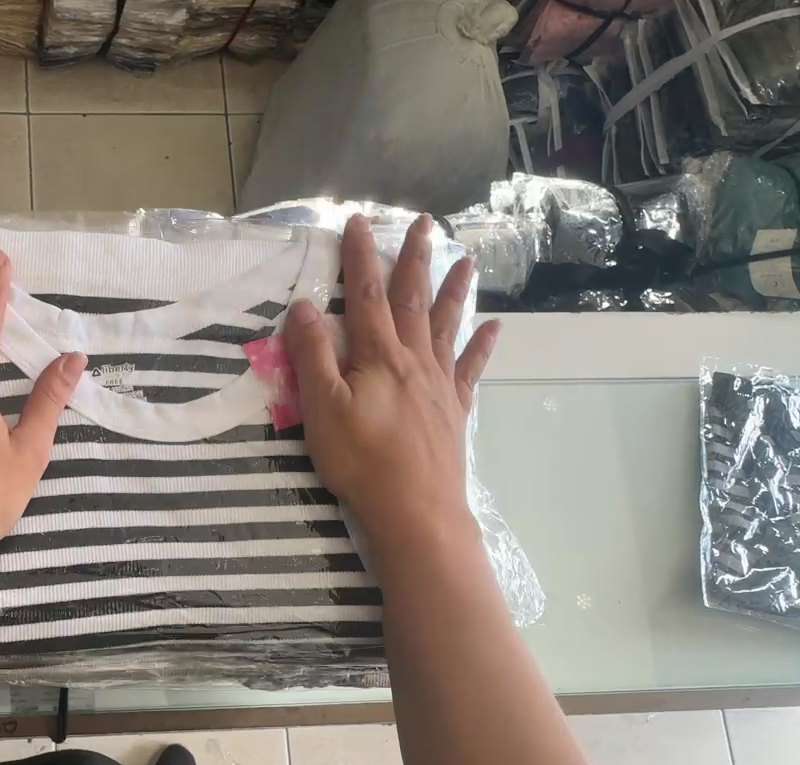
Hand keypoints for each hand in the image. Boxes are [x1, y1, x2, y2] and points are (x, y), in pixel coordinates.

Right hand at [286, 213, 501, 550]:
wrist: (415, 507)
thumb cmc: (361, 459)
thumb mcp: (322, 408)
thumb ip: (313, 357)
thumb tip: (305, 307)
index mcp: (379, 357)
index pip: (368, 296)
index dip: (362, 258)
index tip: (359, 222)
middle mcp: (415, 361)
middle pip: (415, 301)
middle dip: (415, 261)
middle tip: (425, 224)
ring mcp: (439, 385)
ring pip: (448, 327)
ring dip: (454, 292)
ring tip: (467, 261)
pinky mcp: (453, 411)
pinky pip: (470, 369)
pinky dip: (482, 346)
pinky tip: (494, 329)